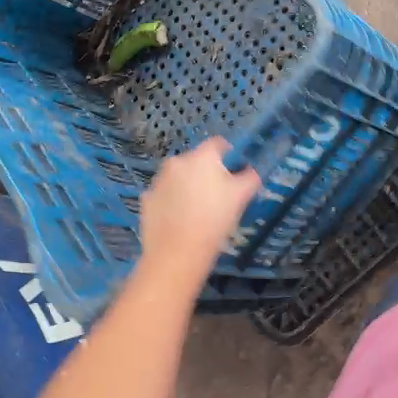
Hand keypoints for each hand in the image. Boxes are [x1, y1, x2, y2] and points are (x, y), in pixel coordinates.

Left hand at [137, 139, 260, 285]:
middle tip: (218, 193)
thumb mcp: (241, 196)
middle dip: (207, 172)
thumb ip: (250, 177)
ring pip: (179, 177)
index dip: (229, 154)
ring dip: (188, 185)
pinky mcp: (146, 199)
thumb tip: (250, 171)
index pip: (218, 143)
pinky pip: (164, 194)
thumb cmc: (214, 220)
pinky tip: (180, 219)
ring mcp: (158, 181)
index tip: (234, 170)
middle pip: (197, 160)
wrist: (177, 254)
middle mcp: (178, 161)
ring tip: (197, 209)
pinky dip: (172, 201)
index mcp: (202, 156)